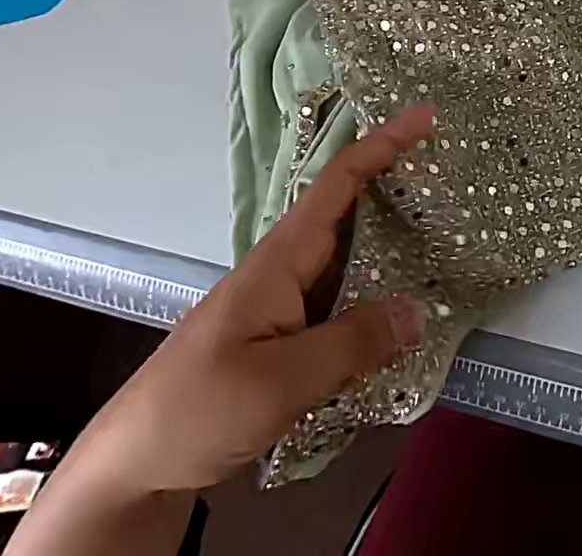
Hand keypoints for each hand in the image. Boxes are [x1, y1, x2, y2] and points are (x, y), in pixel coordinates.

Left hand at [6, 106, 431, 555]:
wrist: (134, 464)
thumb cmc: (198, 408)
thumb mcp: (281, 380)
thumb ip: (353, 343)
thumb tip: (419, 310)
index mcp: (282, 257)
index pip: (339, 182)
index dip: (382, 144)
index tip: (424, 117)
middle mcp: (288, 265)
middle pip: (349, 208)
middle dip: (395, 181)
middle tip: (447, 171)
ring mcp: (287, 298)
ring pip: (350, 253)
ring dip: (392, 236)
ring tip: (443, 230)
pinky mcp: (288, 329)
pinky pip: (344, 292)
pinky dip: (378, 285)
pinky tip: (403, 304)